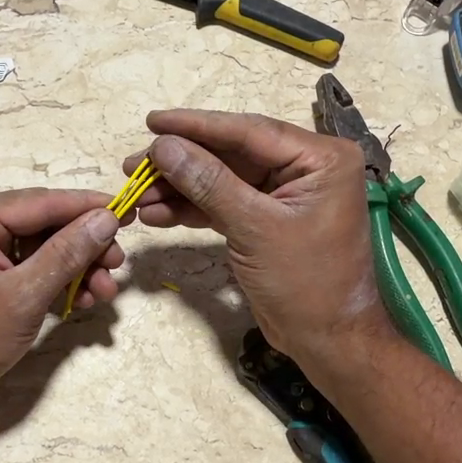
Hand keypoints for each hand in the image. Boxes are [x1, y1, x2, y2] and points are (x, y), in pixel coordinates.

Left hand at [0, 189, 124, 413]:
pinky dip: (55, 284)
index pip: (38, 202)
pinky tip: (82, 300)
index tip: (126, 210)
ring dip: (75, 270)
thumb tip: (106, 218)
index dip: (85, 206)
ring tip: (105, 292)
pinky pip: (27, 270)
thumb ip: (66, 253)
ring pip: (40, 250)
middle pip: (41, 225)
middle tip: (119, 264)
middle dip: (83, 247)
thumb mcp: (22, 296)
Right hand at [130, 110, 391, 361]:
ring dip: (179, 189)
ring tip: (135, 193)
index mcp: (320, 158)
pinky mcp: (266, 222)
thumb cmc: (305, 282)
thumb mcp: (254, 228)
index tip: (151, 121)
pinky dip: (192, 211)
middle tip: (134, 165)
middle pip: (231, 154)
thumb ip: (208, 183)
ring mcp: (284, 196)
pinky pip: (224, 206)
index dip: (196, 127)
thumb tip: (162, 147)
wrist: (327, 340)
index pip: (248, 131)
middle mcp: (304, 168)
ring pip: (222, 181)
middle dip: (181, 162)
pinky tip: (156, 214)